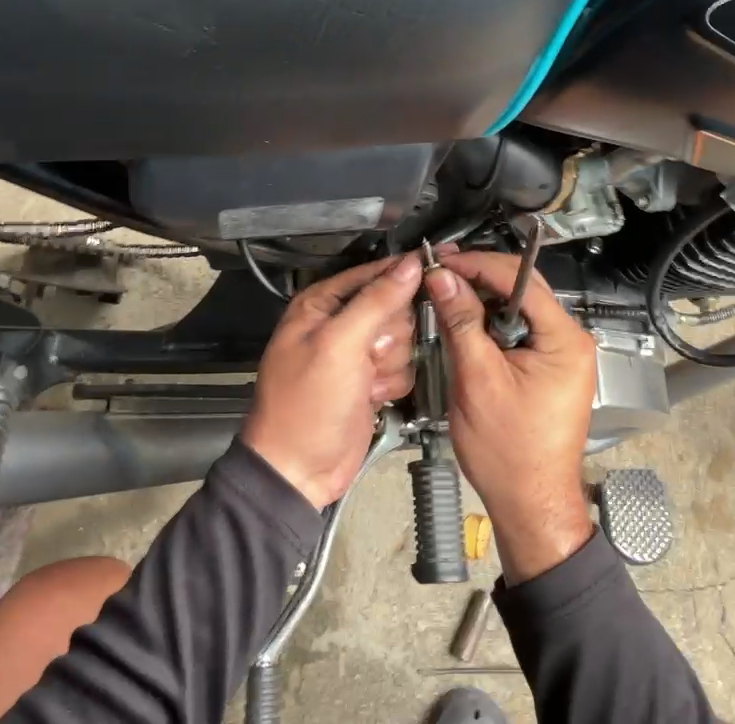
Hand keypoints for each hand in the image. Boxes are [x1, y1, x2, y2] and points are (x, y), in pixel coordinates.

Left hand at [241, 254, 421, 508]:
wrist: (300, 469)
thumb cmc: (306, 404)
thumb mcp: (339, 345)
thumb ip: (377, 301)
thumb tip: (410, 265)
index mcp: (322, 304)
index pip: (373, 273)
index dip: (401, 275)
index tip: (435, 270)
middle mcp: (340, 324)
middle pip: (396, 308)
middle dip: (390, 334)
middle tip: (371, 354)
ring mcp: (357, 355)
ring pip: (404, 340)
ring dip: (390, 363)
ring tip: (365, 380)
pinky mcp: (372, 381)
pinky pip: (403, 369)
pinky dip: (391, 384)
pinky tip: (371, 396)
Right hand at [425, 251, 599, 583]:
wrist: (529, 501)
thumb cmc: (511, 454)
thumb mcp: (477, 378)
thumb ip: (461, 322)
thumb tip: (443, 279)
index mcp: (564, 340)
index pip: (518, 278)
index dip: (476, 264)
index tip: (443, 263)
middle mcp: (571, 341)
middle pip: (522, 287)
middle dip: (478, 276)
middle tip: (440, 273)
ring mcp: (562, 355)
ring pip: (518, 307)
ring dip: (482, 298)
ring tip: (446, 296)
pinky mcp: (549, 368)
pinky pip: (519, 329)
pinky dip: (490, 322)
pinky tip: (465, 324)